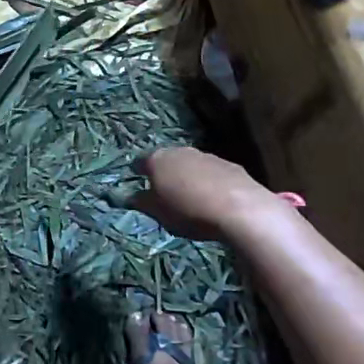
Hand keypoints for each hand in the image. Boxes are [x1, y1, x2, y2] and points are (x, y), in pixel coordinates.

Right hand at [132, 147, 279, 241]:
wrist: (239, 208)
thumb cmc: (188, 211)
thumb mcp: (158, 213)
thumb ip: (140, 202)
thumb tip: (125, 196)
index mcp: (158, 160)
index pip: (140, 162)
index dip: (137, 172)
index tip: (136, 180)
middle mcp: (180, 151)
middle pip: (167, 160)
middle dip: (164, 172)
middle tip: (164, 190)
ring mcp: (207, 156)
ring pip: (191, 164)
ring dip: (188, 175)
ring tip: (190, 195)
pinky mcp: (230, 165)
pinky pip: (212, 172)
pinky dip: (208, 180)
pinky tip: (213, 197)